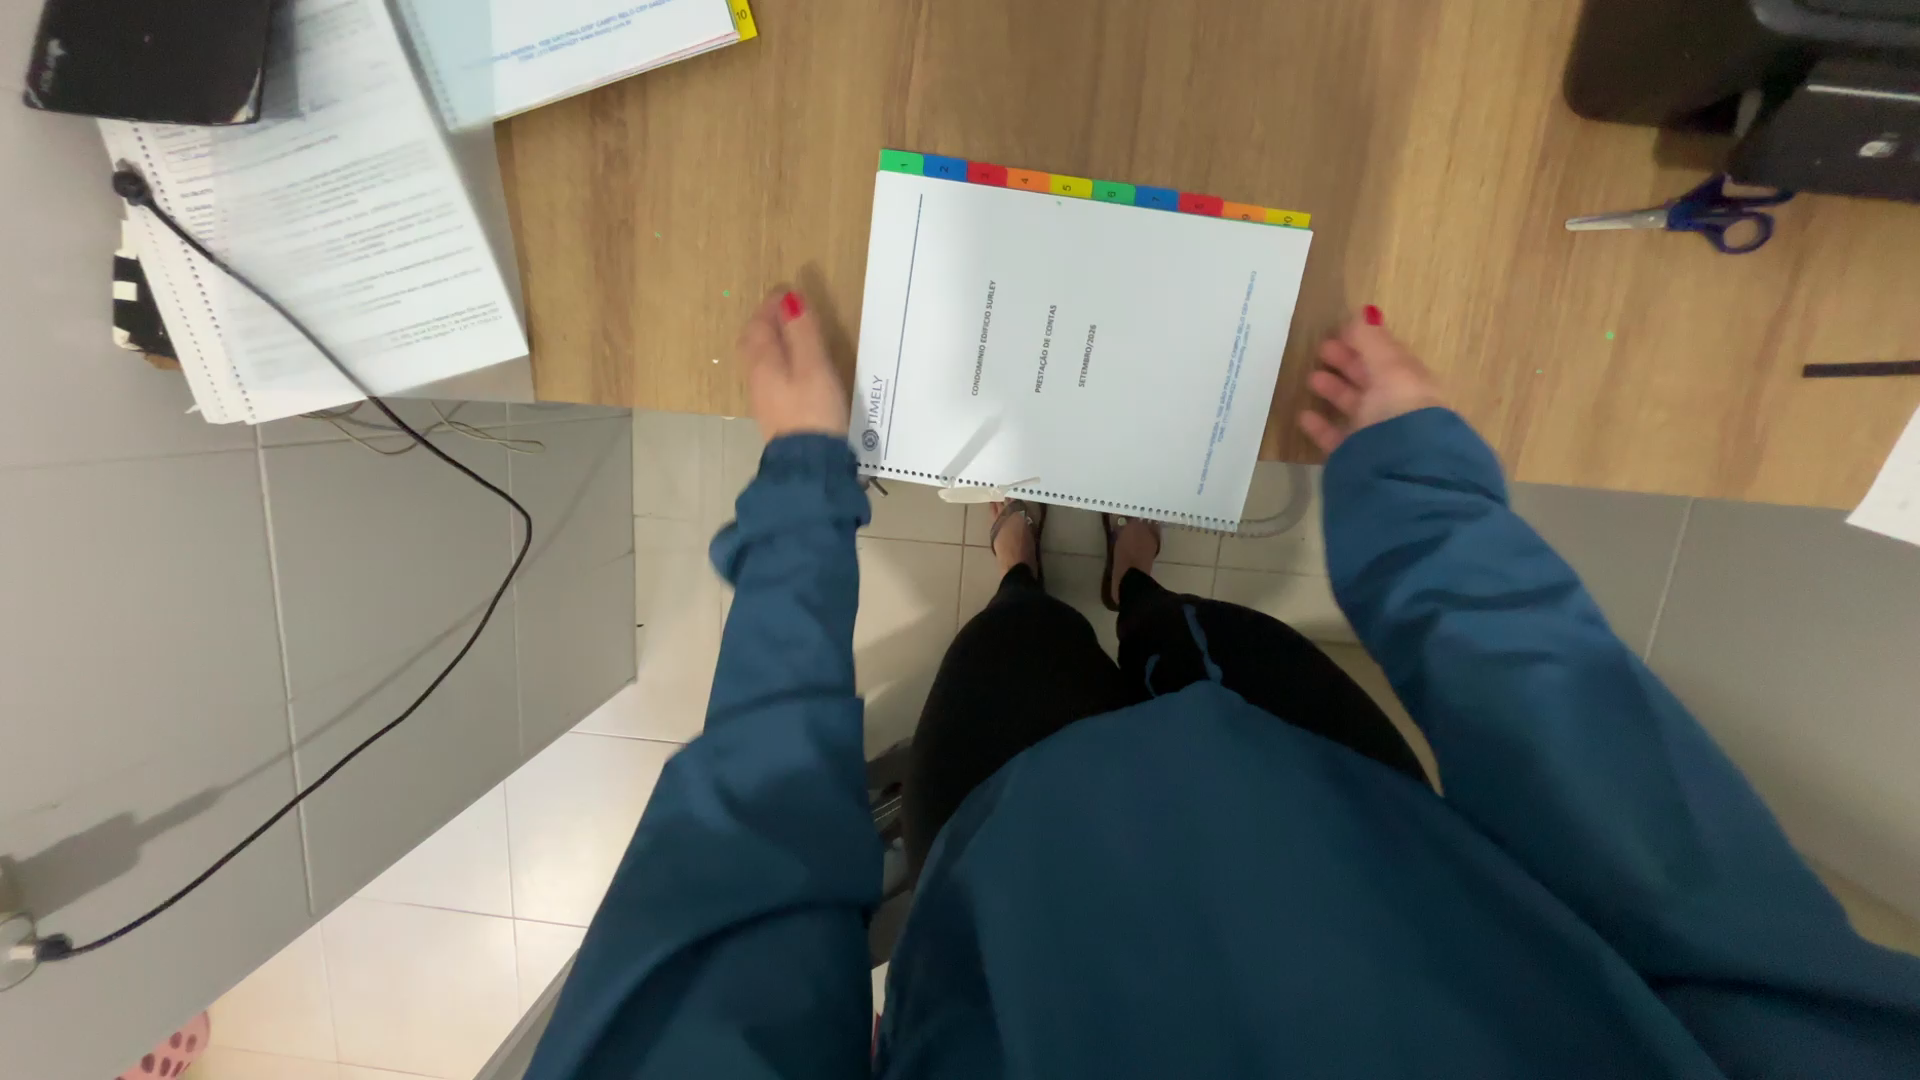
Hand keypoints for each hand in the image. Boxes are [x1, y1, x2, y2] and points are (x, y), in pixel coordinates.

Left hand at [738, 289, 849, 440]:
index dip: (772, 306)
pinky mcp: (774, 415)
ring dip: (771, 344)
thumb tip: (789, 299)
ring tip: (790, 337)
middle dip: (765, 323)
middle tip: (783, 312)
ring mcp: (763, 399)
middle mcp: (756, 378)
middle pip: (753, 342)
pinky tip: (793, 370)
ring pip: (760, 361)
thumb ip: (802, 332)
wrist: (810, 463)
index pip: (760, 324)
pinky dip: (778, 363)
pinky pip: (770, 378)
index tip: (787, 292)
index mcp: (763, 361)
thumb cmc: (814, 409)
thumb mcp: (814, 366)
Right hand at [1298, 308, 1443, 453]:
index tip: (1339, 331)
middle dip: (1347, 362)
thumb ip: (1372, 342)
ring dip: (1332, 390)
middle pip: (1369, 380)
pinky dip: (1320, 425)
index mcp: (1409, 382)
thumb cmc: (1399, 408)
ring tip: (1310, 378)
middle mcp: (1395, 406)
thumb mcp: (1389, 367)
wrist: (1399, 466)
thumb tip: (1362, 313)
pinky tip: (1303, 416)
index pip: (1387, 357)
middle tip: (1320, 349)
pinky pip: (1335, 437)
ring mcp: (1376, 432)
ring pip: (1352, 406)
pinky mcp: (1356, 456)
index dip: (1364, 342)